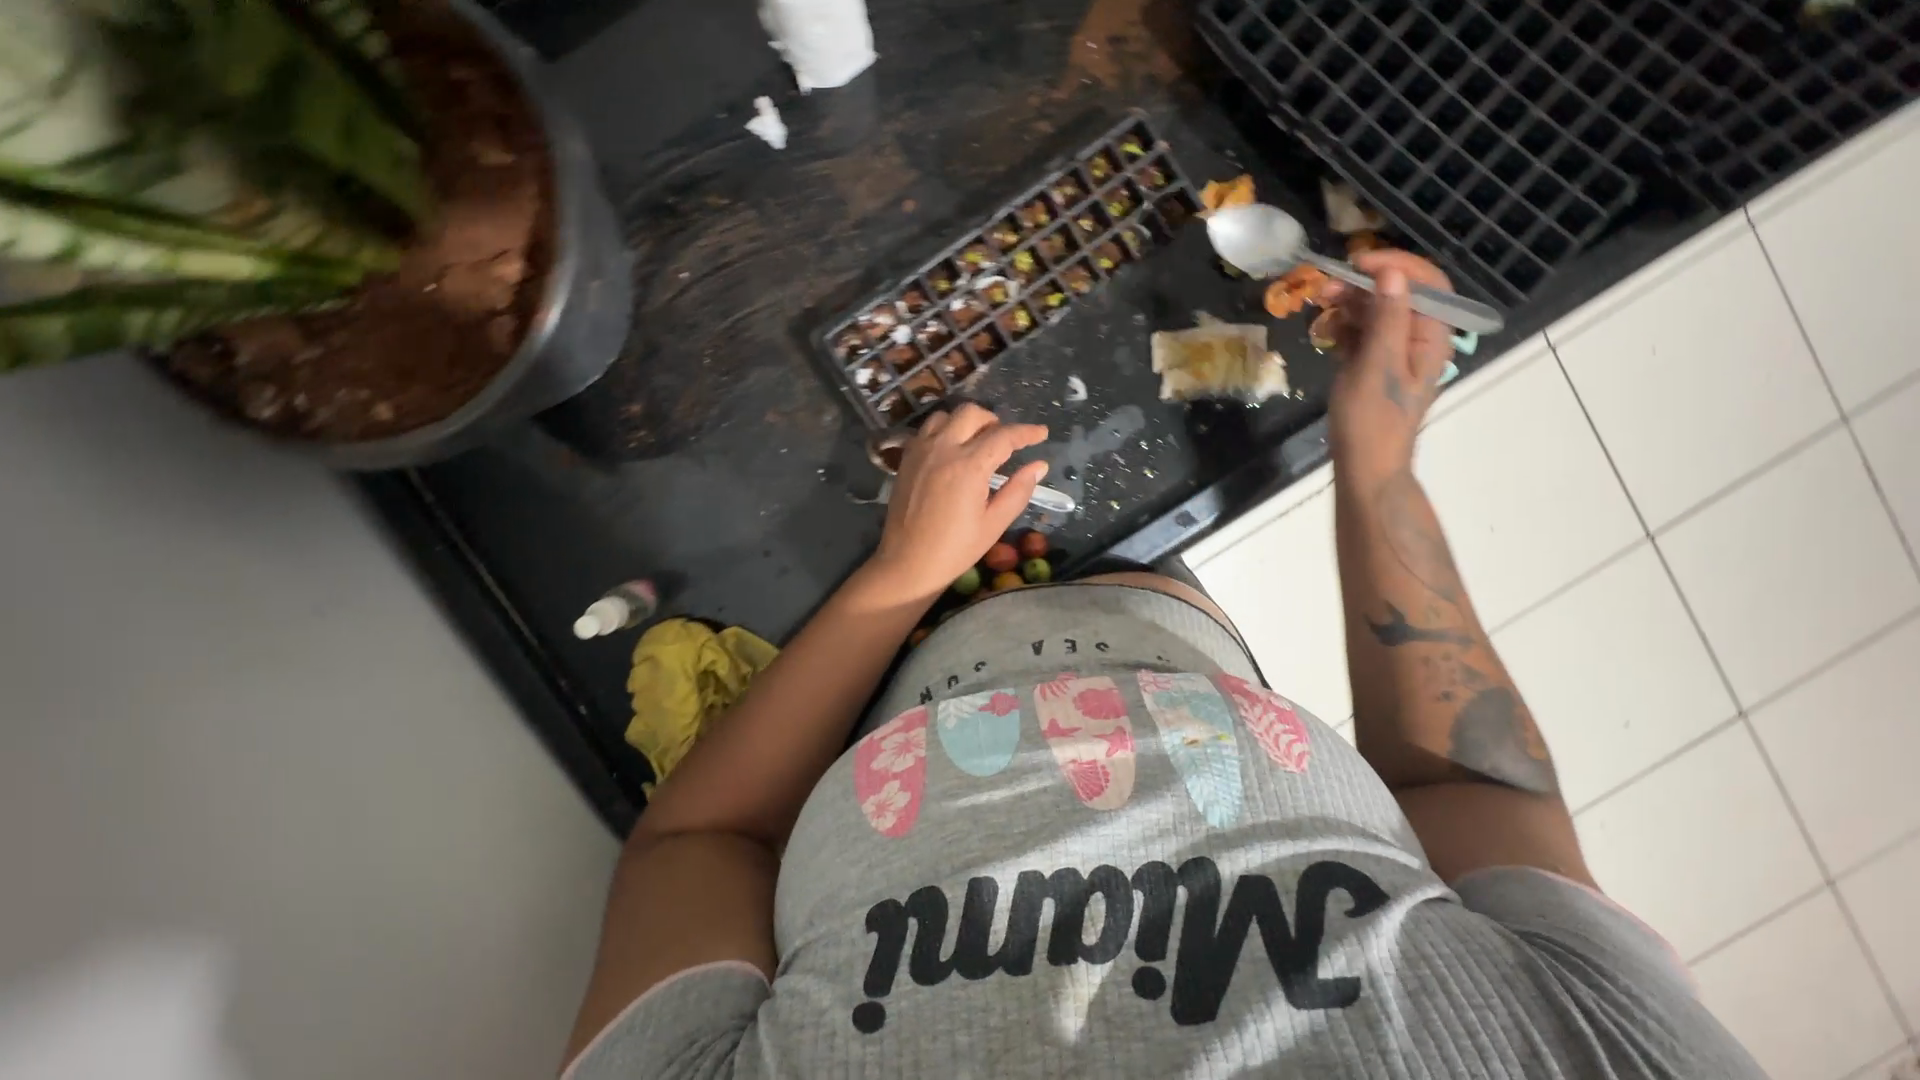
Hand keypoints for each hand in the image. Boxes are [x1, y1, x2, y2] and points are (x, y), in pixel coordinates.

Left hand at [866, 403, 1048, 601]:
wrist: (908, 563)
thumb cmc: (955, 549)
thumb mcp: (994, 524)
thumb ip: (1018, 490)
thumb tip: (1039, 466)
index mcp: (969, 466)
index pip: (1003, 436)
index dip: (1026, 432)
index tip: (1041, 433)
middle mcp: (943, 449)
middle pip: (972, 413)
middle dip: (994, 422)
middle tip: (1005, 442)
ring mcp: (921, 451)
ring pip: (946, 416)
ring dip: (966, 423)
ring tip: (976, 444)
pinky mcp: (906, 459)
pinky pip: (927, 431)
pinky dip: (944, 432)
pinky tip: (952, 453)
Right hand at [1318, 250, 1455, 487]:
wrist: (1366, 466)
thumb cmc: (1372, 420)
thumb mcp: (1377, 366)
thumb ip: (1387, 318)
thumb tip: (1391, 273)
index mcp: (1431, 338)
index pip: (1427, 283)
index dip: (1396, 265)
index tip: (1357, 263)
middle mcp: (1418, 340)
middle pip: (1398, 294)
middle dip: (1363, 285)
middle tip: (1324, 287)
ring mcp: (1395, 353)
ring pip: (1377, 312)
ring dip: (1349, 304)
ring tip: (1319, 306)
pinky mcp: (1374, 367)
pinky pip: (1363, 334)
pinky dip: (1345, 326)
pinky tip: (1325, 330)